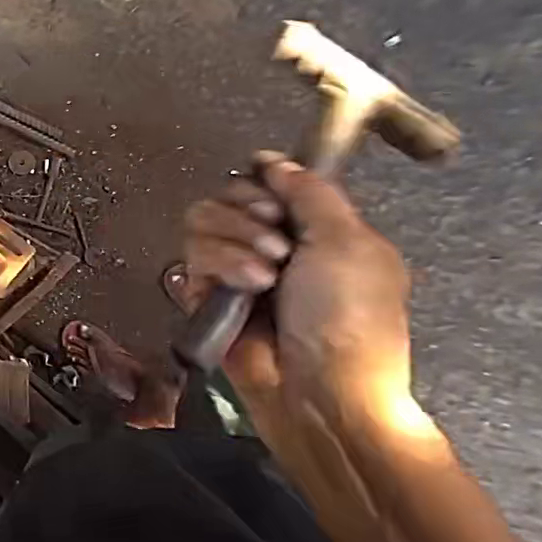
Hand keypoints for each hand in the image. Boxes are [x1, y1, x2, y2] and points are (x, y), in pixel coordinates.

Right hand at [182, 152, 412, 429]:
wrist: (319, 383)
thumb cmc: (350, 314)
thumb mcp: (348, 242)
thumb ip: (310, 193)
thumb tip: (273, 159)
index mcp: (311, 226)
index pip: (261, 182)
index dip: (259, 185)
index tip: (273, 203)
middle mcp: (267, 241)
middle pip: (223, 197)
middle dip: (245, 219)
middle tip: (277, 249)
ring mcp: (233, 268)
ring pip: (200, 225)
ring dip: (232, 247)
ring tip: (263, 278)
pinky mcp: (204, 294)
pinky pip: (191, 260)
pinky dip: (217, 270)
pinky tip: (240, 291)